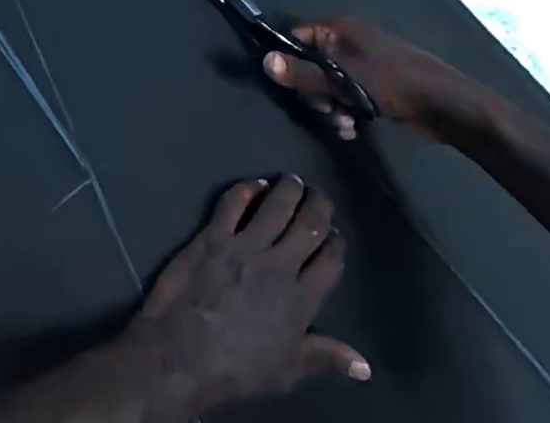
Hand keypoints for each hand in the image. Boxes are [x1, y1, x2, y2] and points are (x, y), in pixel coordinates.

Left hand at [123, 177, 368, 416]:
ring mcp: (244, 246)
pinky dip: (246, 188)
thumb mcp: (287, 369)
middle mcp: (278, 265)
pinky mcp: (213, 236)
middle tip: (319, 194)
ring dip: (287, 189)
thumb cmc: (237, 366)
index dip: (335, 242)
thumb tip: (365, 365)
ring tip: (292, 180)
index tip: (335, 232)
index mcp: (300, 298)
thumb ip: (325, 356)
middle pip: (308, 224)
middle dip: (318, 205)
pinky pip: (233, 203)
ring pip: (275, 206)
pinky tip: (255, 184)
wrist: (184, 353)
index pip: (329, 260)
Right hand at [263, 17, 498, 141]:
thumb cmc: (392, 84)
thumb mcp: (342, 79)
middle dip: (314, 93)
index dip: (288, 60)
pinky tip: (353, 128)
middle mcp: (348, 42)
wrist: (448, 107)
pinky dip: (345, 112)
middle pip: (309, 65)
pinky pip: (346, 96)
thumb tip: (265, 61)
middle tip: (326, 108)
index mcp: (339, 29)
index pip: (296, 38)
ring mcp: (362, 64)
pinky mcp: (375, 86)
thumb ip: (301, 73)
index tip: (290, 85)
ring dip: (330, 107)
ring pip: (327, 85)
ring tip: (344, 123)